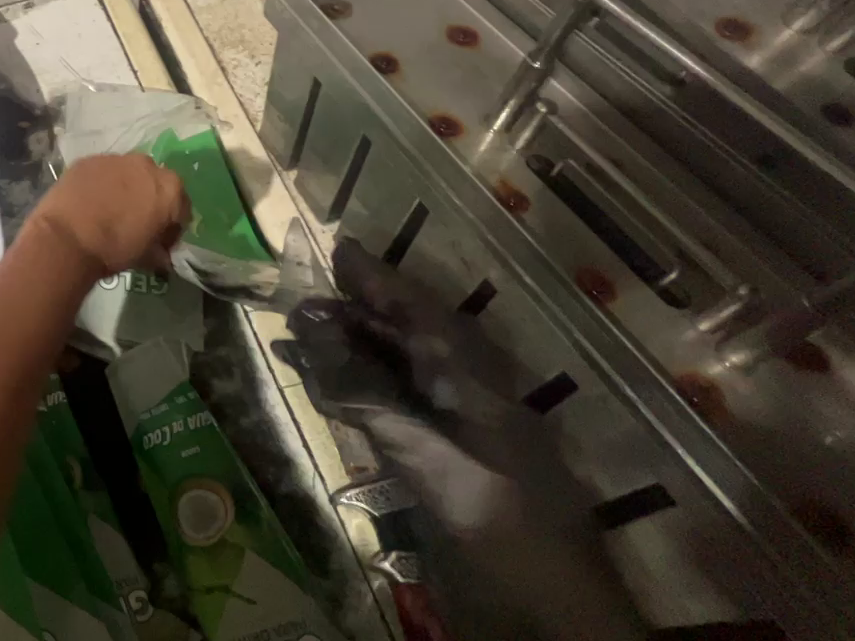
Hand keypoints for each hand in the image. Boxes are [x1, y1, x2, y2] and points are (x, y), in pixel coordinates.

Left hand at [20, 154, 188, 276]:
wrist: (67, 239)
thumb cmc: (114, 249)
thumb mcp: (147, 257)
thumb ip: (160, 250)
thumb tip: (161, 255)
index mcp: (170, 188)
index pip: (180, 207)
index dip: (171, 226)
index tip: (159, 241)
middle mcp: (146, 164)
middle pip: (153, 183)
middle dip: (147, 200)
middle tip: (133, 222)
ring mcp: (114, 158)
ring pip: (126, 173)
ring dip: (123, 188)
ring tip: (108, 211)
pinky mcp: (87, 160)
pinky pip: (100, 172)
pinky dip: (99, 184)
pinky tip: (88, 202)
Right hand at [280, 240, 645, 640]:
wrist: (557, 617)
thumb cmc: (504, 533)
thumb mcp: (433, 464)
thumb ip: (370, 400)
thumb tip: (313, 339)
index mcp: (477, 384)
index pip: (421, 316)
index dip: (380, 281)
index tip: (338, 250)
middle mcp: (469, 394)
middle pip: (407, 337)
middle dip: (354, 313)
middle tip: (301, 298)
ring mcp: (459, 426)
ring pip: (397, 369)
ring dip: (349, 350)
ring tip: (297, 333)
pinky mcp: (447, 456)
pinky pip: (394, 405)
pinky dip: (356, 389)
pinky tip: (323, 386)